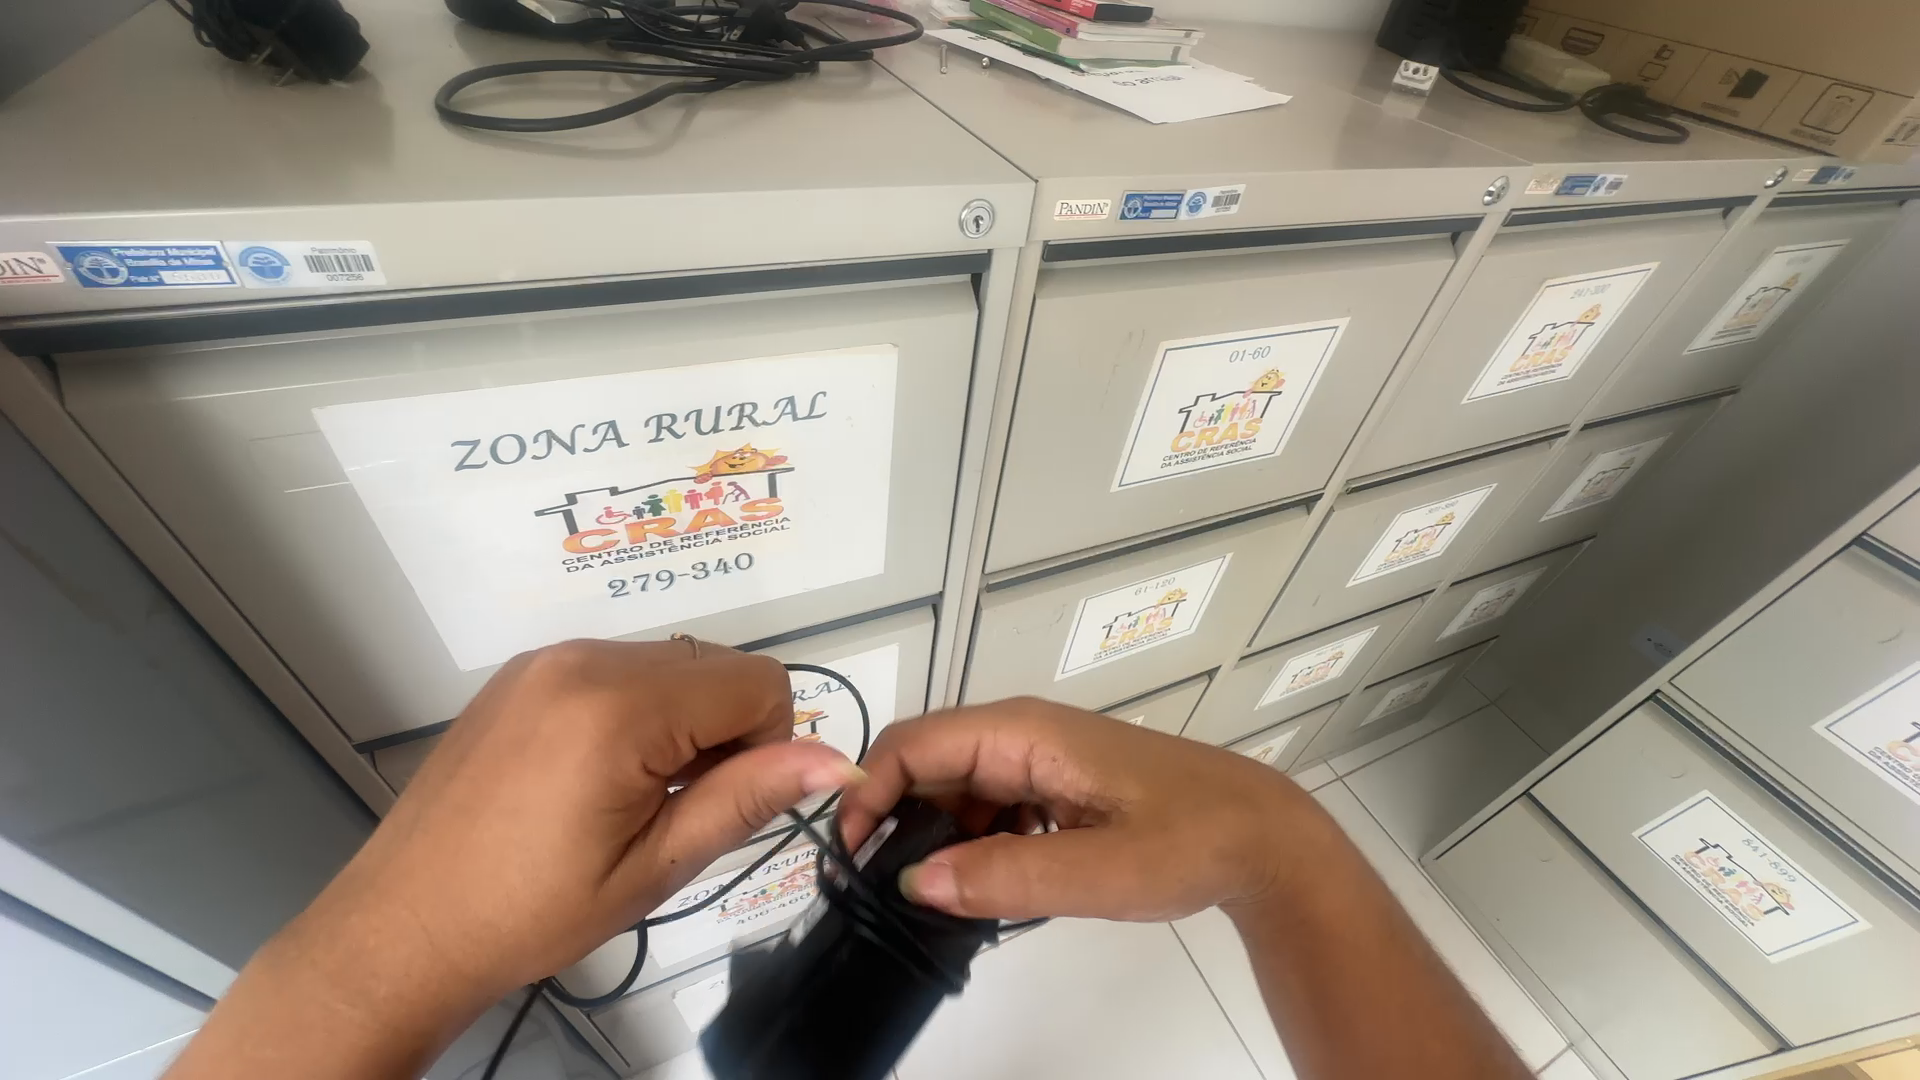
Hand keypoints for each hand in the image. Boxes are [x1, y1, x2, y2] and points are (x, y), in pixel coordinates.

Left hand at [284, 638, 861, 1009]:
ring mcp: (554, 655)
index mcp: (622, 707)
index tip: (721, 799)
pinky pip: (629, 663)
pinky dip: (646, 704)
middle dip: (729, 727)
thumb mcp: (657, 866)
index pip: (759, 681)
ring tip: (639, 787)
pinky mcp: (531, 666)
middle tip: (679, 802)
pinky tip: (604, 766)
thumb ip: (750, 798)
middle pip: (721, 665)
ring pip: (679, 661)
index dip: (768, 741)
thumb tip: (839, 759)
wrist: (398, 930)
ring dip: (689, 716)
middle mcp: (588, 658)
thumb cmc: (534, 912)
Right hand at [837, 697, 1326, 921]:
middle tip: (887, 890)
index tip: (852, 858)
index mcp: (1022, 733)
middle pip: (929, 762)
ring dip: (939, 834)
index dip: (869, 791)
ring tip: (941, 896)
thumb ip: (1006, 876)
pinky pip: (992, 802)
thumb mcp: (1098, 870)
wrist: (1259, 834)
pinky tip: (990, 882)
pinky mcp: (1054, 780)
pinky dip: (976, 840)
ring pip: (958, 785)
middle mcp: (1021, 733)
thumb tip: (914, 881)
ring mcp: (1038, 755)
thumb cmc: (1186, 840)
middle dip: (897, 818)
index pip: (914, 744)